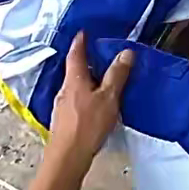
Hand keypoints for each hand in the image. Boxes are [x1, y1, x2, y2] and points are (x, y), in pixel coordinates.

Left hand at [46, 35, 132, 175]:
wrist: (68, 157)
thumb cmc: (88, 124)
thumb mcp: (109, 98)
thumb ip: (117, 75)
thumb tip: (126, 52)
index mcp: (74, 81)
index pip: (76, 55)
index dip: (80, 43)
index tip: (84, 32)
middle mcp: (65, 90)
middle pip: (74, 70)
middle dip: (86, 61)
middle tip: (100, 54)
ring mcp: (62, 105)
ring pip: (75, 85)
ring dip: (87, 78)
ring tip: (102, 77)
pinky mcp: (65, 118)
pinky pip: (76, 98)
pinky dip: (86, 93)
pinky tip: (95, 101)